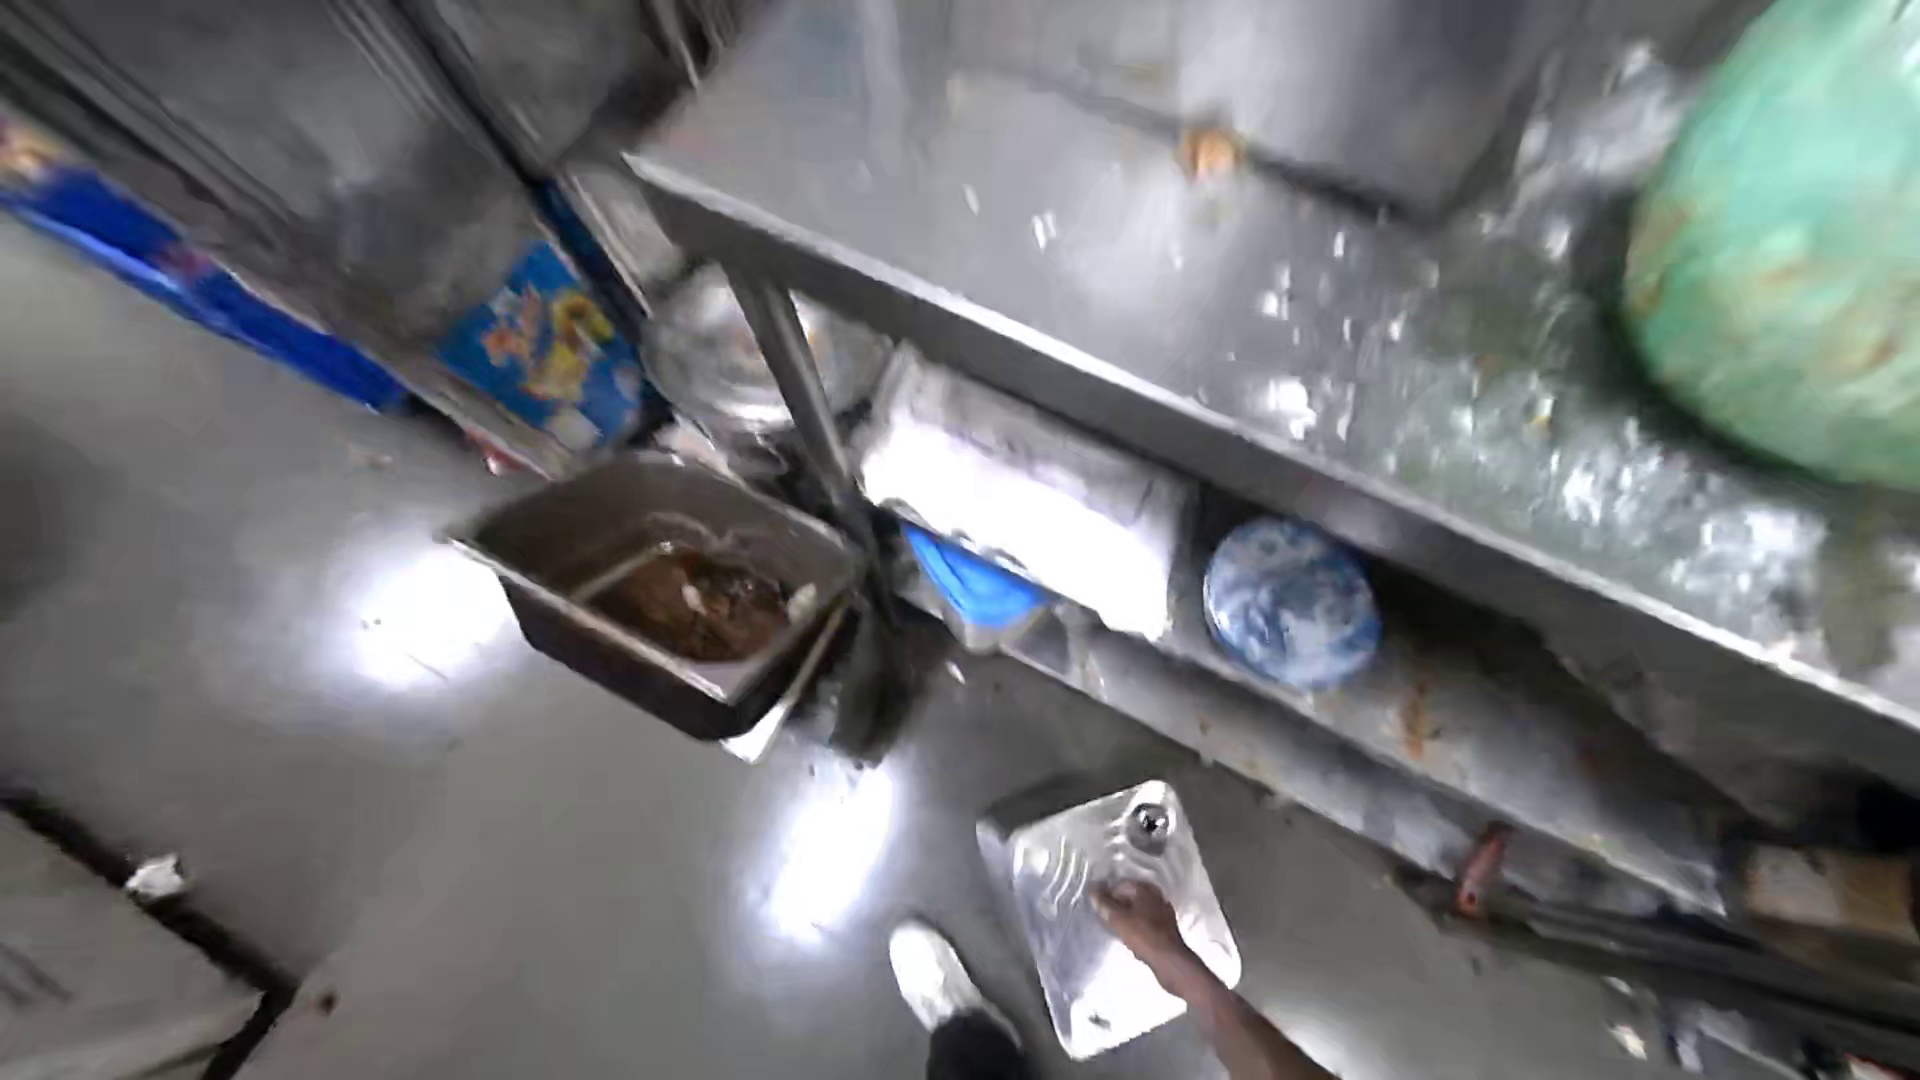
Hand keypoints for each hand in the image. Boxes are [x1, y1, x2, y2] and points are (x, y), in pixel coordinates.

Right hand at [1092, 880, 1206, 995]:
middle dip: (1118, 907)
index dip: (1107, 896)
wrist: (1171, 963)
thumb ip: (1104, 904)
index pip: (1119, 885)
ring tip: (1118, 932)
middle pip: (1130, 897)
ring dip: (1127, 919)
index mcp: (1145, 888)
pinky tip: (1133, 940)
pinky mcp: (1167, 929)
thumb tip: (1092, 888)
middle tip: (1107, 921)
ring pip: (1138, 911)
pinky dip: (1138, 928)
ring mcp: (1164, 913)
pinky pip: (1147, 923)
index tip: (1101, 910)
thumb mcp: (1118, 919)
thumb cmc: (1144, 936)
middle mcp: (1156, 896)